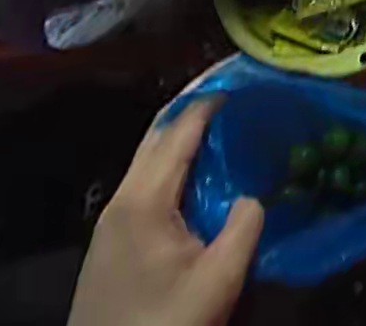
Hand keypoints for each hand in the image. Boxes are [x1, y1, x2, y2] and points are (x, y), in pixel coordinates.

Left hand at [69, 99, 264, 325]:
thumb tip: (253, 196)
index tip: (245, 83)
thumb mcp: (217, 284)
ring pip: (149, 154)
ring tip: (224, 124)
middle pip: (159, 132)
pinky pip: (145, 177)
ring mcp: (111, 218)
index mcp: (145, 199)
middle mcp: (123, 197)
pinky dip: (173, 158)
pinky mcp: (111, 238)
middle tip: (235, 94)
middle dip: (195, 106)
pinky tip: (199, 171)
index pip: (181, 129)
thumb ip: (244, 228)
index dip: (212, 100)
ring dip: (183, 132)